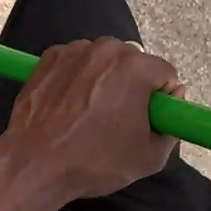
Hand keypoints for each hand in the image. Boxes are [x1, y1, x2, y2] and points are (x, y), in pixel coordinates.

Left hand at [0, 38, 182, 210]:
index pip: (165, 74)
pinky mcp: (48, 56)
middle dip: (133, 84)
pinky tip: (69, 104)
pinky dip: (76, 76)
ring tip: (90, 112)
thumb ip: (173, 126)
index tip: (150, 118)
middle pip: (133, 61)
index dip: (162, 98)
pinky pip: (75, 62)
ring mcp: (73, 49)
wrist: (35, 162)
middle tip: (119, 117)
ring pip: (102, 59)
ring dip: (104, 77)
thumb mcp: (149, 157)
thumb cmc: (95, 161)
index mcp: (136, 67)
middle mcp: (106, 48)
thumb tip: (175, 98)